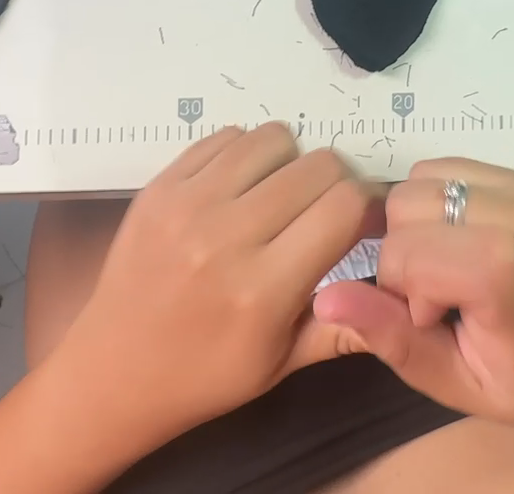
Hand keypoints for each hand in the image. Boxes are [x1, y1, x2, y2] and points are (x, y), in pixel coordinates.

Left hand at [57, 123, 376, 432]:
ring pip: (273, 139)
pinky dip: (245, 154)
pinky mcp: (159, 186)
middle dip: (335, 182)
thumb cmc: (205, 375)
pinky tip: (239, 187)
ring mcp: (187, 204)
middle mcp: (227, 237)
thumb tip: (401, 290)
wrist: (111, 372)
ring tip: (278, 193)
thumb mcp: (283, 364)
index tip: (361, 219)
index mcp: (264, 289)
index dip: (366, 205)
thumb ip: (347, 326)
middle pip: (318, 166)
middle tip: (321, 208)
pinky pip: (225, 137)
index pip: (344, 205)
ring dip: (290, 161)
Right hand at [312, 159, 513, 426]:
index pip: (418, 251)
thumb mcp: (466, 386)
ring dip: (418, 224)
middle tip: (441, 293)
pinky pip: (440, 166)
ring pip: (418, 181)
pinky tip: (462, 237)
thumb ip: (394, 339)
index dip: (405, 285)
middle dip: (406, 252)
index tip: (435, 318)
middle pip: (409, 206)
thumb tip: (326, 294)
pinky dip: (434, 201)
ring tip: (452, 264)